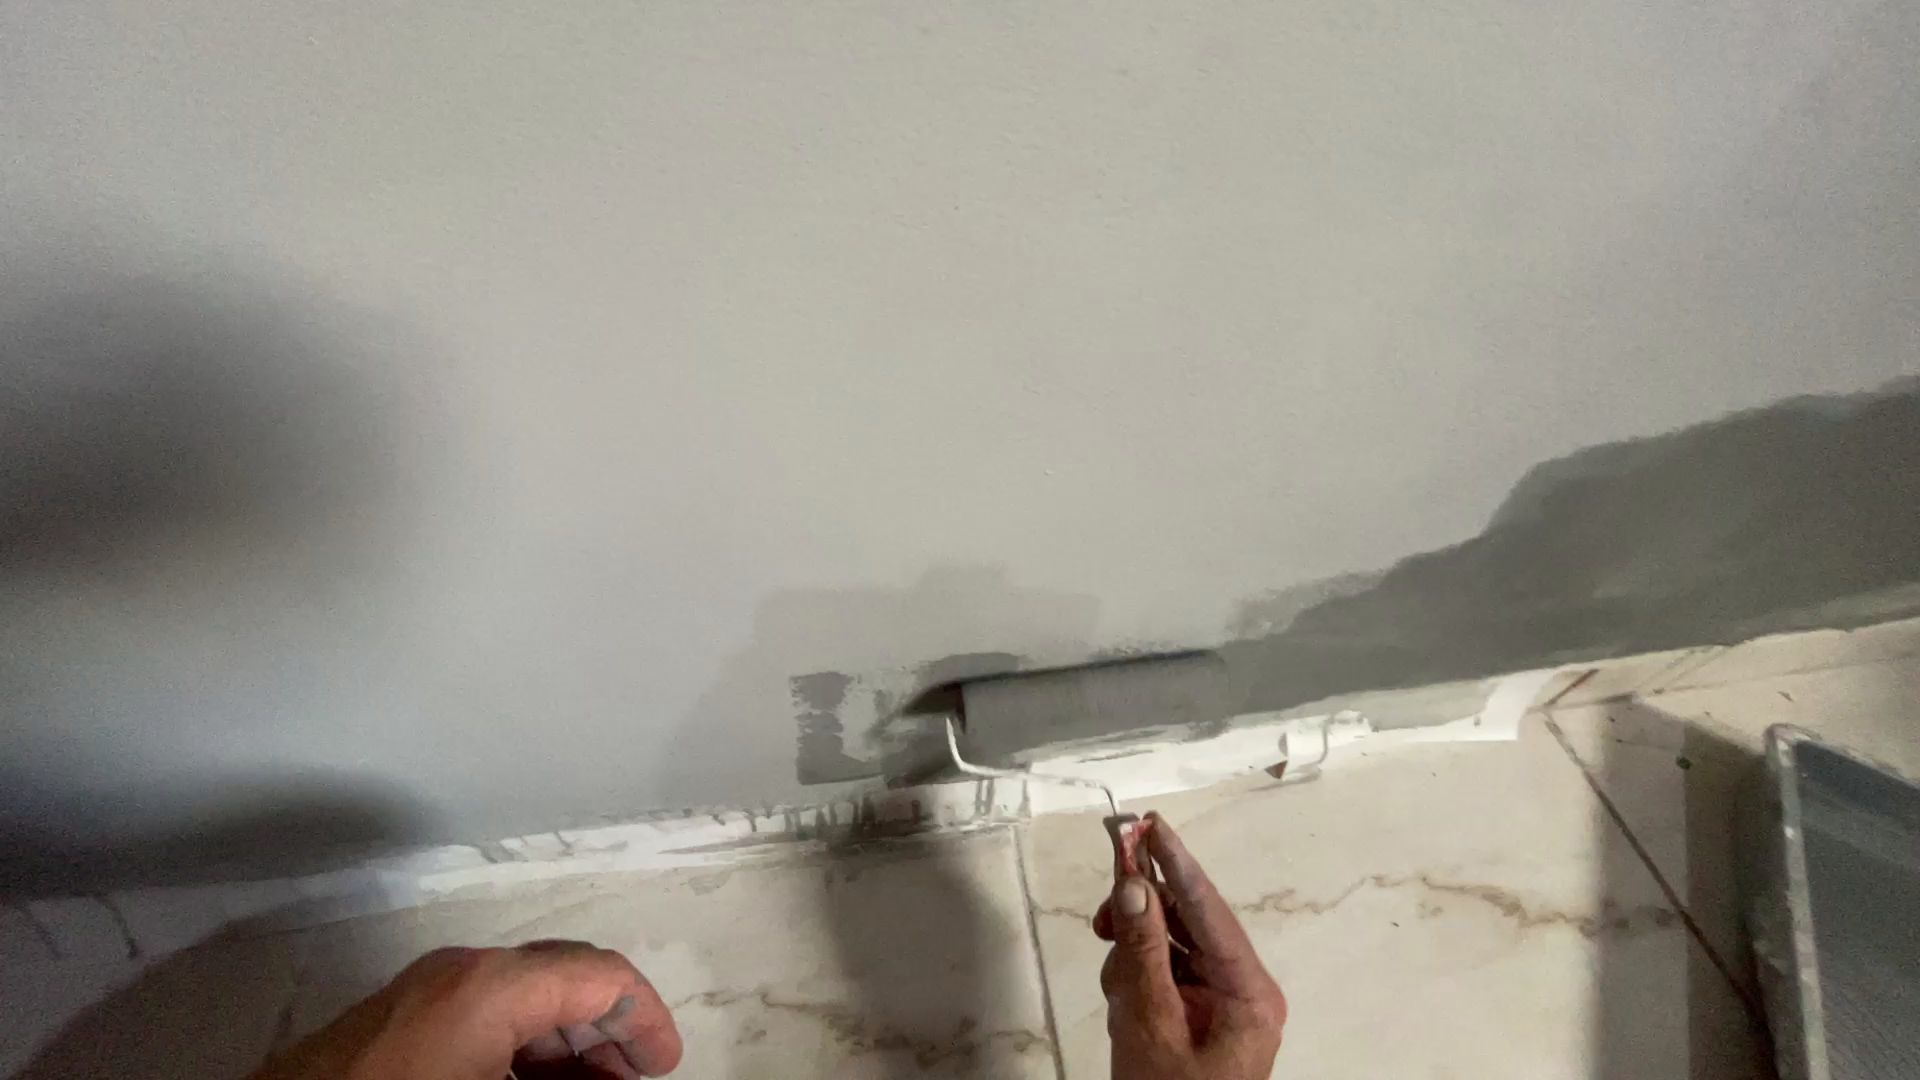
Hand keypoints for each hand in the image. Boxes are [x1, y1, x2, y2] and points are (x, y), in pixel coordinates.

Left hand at [249, 940, 681, 1079]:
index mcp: (495, 985)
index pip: (601, 975)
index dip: (645, 1016)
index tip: (667, 1064)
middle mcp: (465, 971)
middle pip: (566, 977)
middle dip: (607, 1029)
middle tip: (637, 1077)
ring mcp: (423, 993)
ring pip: (525, 999)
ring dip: (564, 1044)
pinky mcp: (392, 1023)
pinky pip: (483, 1020)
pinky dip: (519, 1051)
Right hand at [1092, 813, 1285, 1079]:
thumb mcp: (1150, 1021)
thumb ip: (1142, 948)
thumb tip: (1133, 882)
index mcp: (1247, 988)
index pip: (1207, 907)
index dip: (1175, 861)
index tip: (1149, 821)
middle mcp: (1238, 983)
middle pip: (1184, 919)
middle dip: (1142, 916)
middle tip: (1104, 915)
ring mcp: (1216, 997)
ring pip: (1165, 941)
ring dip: (1132, 953)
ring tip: (1118, 990)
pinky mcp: (1193, 1007)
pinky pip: (1159, 966)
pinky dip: (1133, 974)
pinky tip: (1123, 1002)